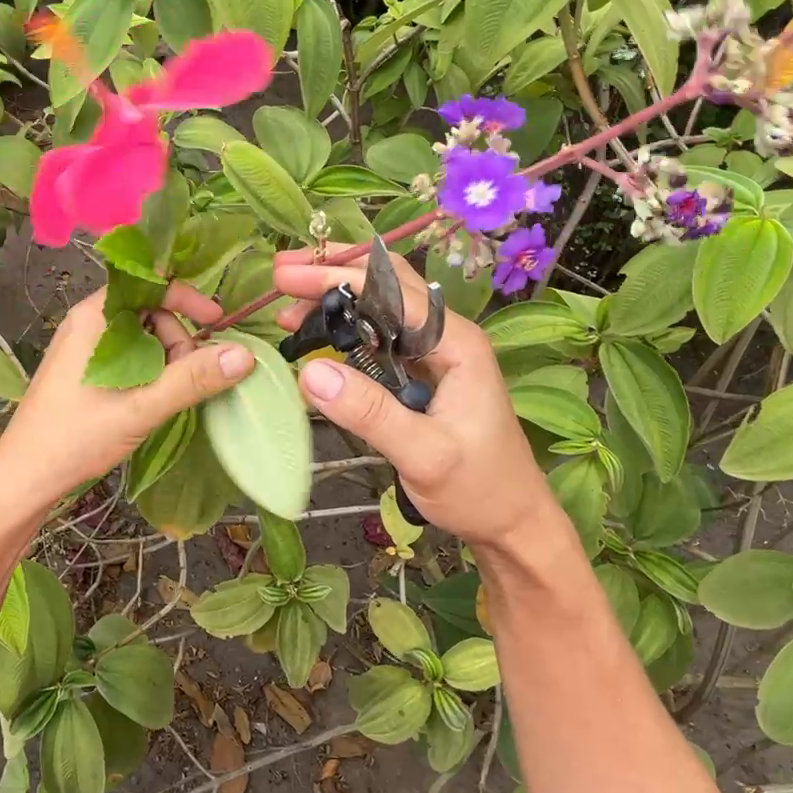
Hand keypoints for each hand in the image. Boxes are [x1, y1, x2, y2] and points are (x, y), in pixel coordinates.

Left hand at [0, 284, 254, 519]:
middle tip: (190, 374)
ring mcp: (83, 350)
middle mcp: (86, 324)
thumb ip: (192, 379)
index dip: (184, 296)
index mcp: (92, 317)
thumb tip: (245, 354)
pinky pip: (127, 357)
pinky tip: (155, 399)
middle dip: (178, 336)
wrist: (23, 480)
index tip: (216, 321)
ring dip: (166, 358)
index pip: (145, 282)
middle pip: (148, 310)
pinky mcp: (84, 373)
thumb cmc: (75, 437)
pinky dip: (150, 371)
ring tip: (171, 394)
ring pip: (140, 337)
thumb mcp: (141, 407)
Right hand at [273, 244, 554, 550]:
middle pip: (385, 282)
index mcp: (455, 342)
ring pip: (378, 303)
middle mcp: (445, 335)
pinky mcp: (418, 370)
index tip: (287, 278)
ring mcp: (432, 351)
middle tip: (280, 273)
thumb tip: (308, 371)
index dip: (335, 278)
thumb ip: (370, 414)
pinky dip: (340, 323)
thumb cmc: (479, 489)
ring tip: (285, 304)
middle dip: (331, 270)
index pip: (390, 291)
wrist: (512, 522)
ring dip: (333, 295)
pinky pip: (375, 332)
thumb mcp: (424, 456)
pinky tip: (312, 331)